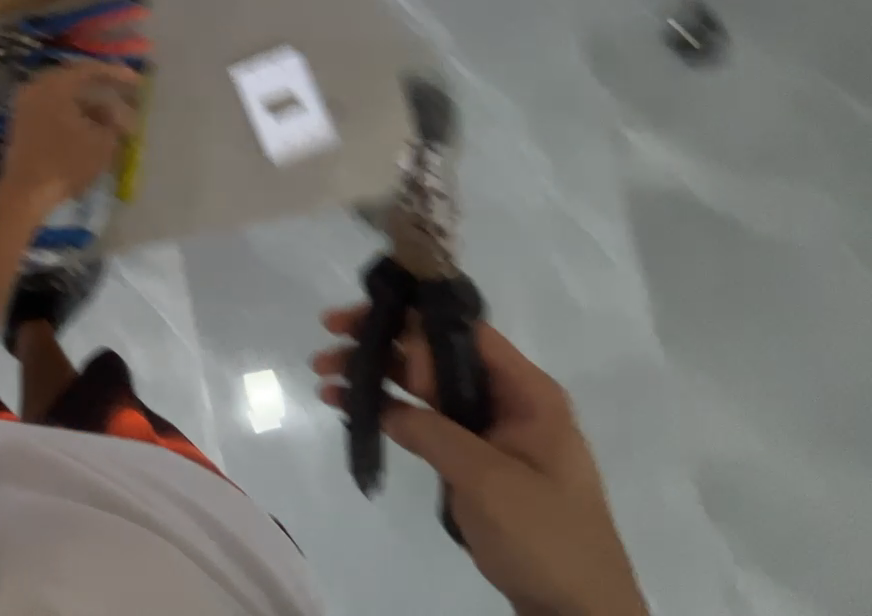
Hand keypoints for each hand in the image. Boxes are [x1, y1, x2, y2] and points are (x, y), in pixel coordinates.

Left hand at [0, 61, 139, 208]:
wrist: (25, 192)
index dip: (116, 74)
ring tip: (113, 119)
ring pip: (63, 98)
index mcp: (54, 85)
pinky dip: (73, 116)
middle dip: (102, 89)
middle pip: (75, 82)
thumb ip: (115, 122)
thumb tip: (120, 114)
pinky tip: (92, 130)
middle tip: (125, 95)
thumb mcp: (102, 142)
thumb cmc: (66, 163)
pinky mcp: (22, 125)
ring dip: (89, 106)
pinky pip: (53, 111)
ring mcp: (25, 106)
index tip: (138, 81)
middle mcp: (36, 88)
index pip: (89, 69)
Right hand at [312, 306, 646, 615]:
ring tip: (323, 373)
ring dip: (372, 374)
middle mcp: (506, 400)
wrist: (578, 614)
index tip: (360, 318)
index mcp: (526, 393)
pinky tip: (344, 405)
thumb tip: (382, 403)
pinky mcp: (469, 455)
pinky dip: (382, 408)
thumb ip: (430, 429)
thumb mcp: (486, 477)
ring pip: (419, 383)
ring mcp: (486, 428)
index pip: (463, 332)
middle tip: (329, 337)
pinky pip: (419, 417)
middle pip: (433, 352)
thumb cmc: (545, 536)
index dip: (410, 316)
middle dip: (380, 342)